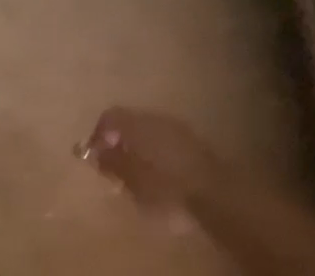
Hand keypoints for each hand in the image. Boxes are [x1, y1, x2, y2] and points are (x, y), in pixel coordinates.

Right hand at [80, 106, 225, 209]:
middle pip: (131, 123)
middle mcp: (156, 118)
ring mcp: (180, 130)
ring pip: (151, 133)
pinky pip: (169, 144)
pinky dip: (160, 156)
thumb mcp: (132, 180)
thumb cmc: (167, 188)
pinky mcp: (198, 146)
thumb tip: (96, 152)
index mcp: (137, 123)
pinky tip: (162, 178)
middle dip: (121, 143)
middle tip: (116, 167)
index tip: (95, 156)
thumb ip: (112, 163)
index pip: (109, 117)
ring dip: (142, 150)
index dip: (98, 135)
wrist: (219, 197)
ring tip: (139, 176)